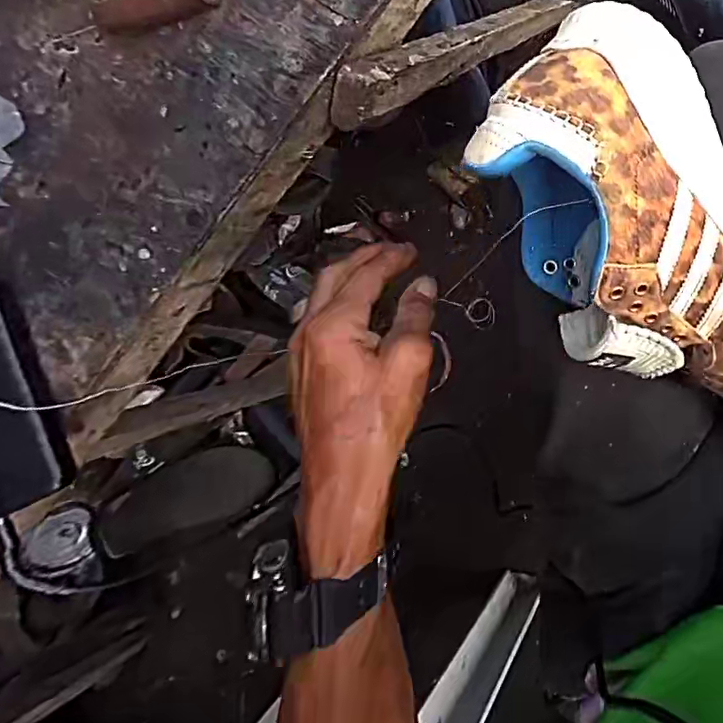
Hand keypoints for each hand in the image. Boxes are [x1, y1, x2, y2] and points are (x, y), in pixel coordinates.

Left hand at [289, 243, 436, 573]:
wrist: (343, 472)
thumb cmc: (372, 426)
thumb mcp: (410, 362)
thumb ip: (415, 316)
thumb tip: (421, 287)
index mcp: (333, 326)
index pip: (365, 275)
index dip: (391, 257)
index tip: (409, 251)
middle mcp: (308, 334)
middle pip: (333, 275)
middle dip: (364, 256)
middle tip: (391, 250)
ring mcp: (301, 352)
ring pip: (321, 295)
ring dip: (351, 276)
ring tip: (376, 271)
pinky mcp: (303, 369)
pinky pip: (319, 318)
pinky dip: (342, 300)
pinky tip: (359, 310)